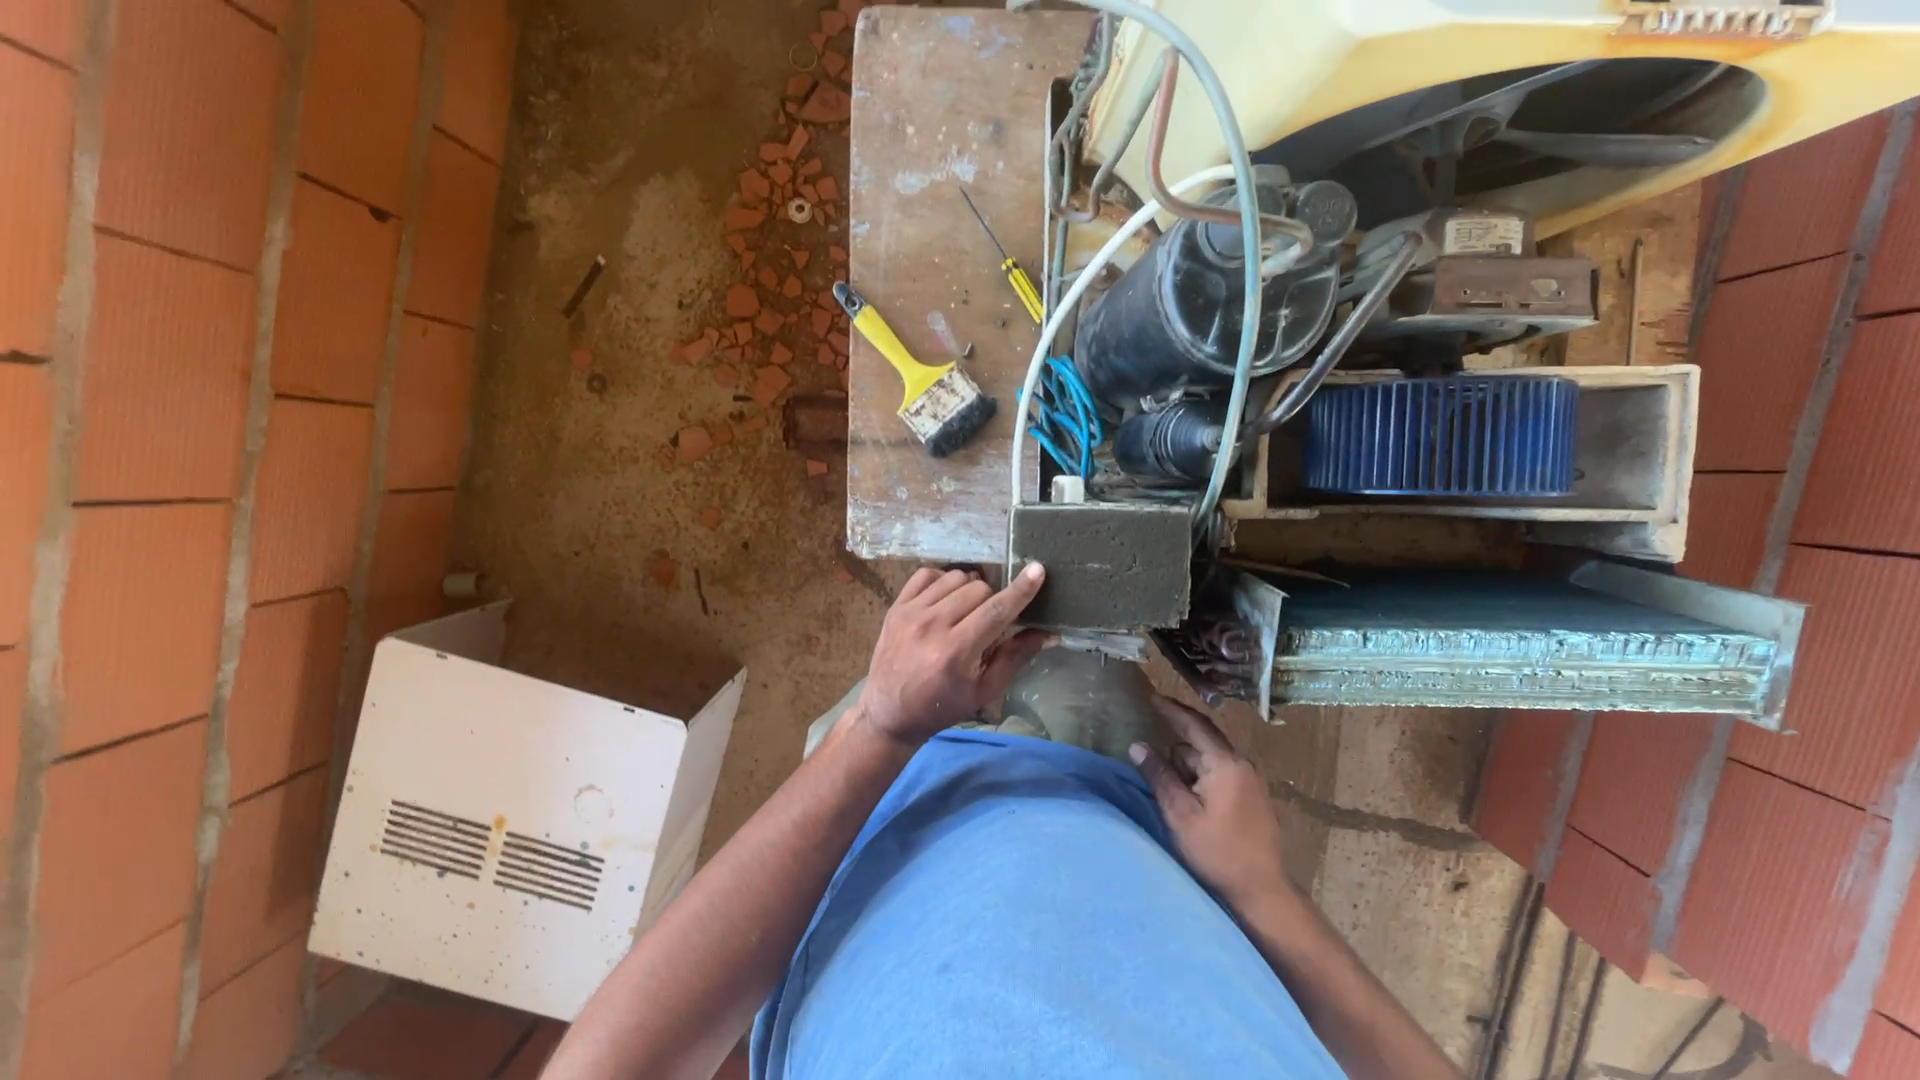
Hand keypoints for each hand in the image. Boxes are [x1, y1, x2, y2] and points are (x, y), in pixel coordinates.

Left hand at [855, 563, 1049, 745]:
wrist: (890, 713)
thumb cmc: (943, 706)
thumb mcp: (984, 690)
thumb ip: (1016, 657)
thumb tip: (1049, 632)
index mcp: (956, 651)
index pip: (996, 610)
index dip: (1021, 590)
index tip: (1037, 570)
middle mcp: (932, 626)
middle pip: (979, 589)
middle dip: (992, 601)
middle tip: (987, 622)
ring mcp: (911, 613)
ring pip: (955, 577)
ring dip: (969, 590)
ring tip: (966, 612)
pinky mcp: (896, 607)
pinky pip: (927, 574)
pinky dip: (942, 581)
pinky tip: (944, 600)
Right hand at [1131, 696, 1291, 905]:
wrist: (1261, 888)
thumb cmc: (1217, 851)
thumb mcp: (1179, 814)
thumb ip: (1159, 776)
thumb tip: (1138, 745)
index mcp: (1225, 764)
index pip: (1194, 725)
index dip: (1171, 710)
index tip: (1151, 697)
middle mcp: (1242, 764)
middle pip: (1201, 743)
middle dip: (1176, 754)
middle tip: (1157, 773)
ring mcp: (1251, 779)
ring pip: (1209, 761)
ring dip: (1189, 771)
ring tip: (1178, 803)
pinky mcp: (1253, 795)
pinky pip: (1220, 773)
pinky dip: (1201, 779)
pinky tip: (1193, 803)